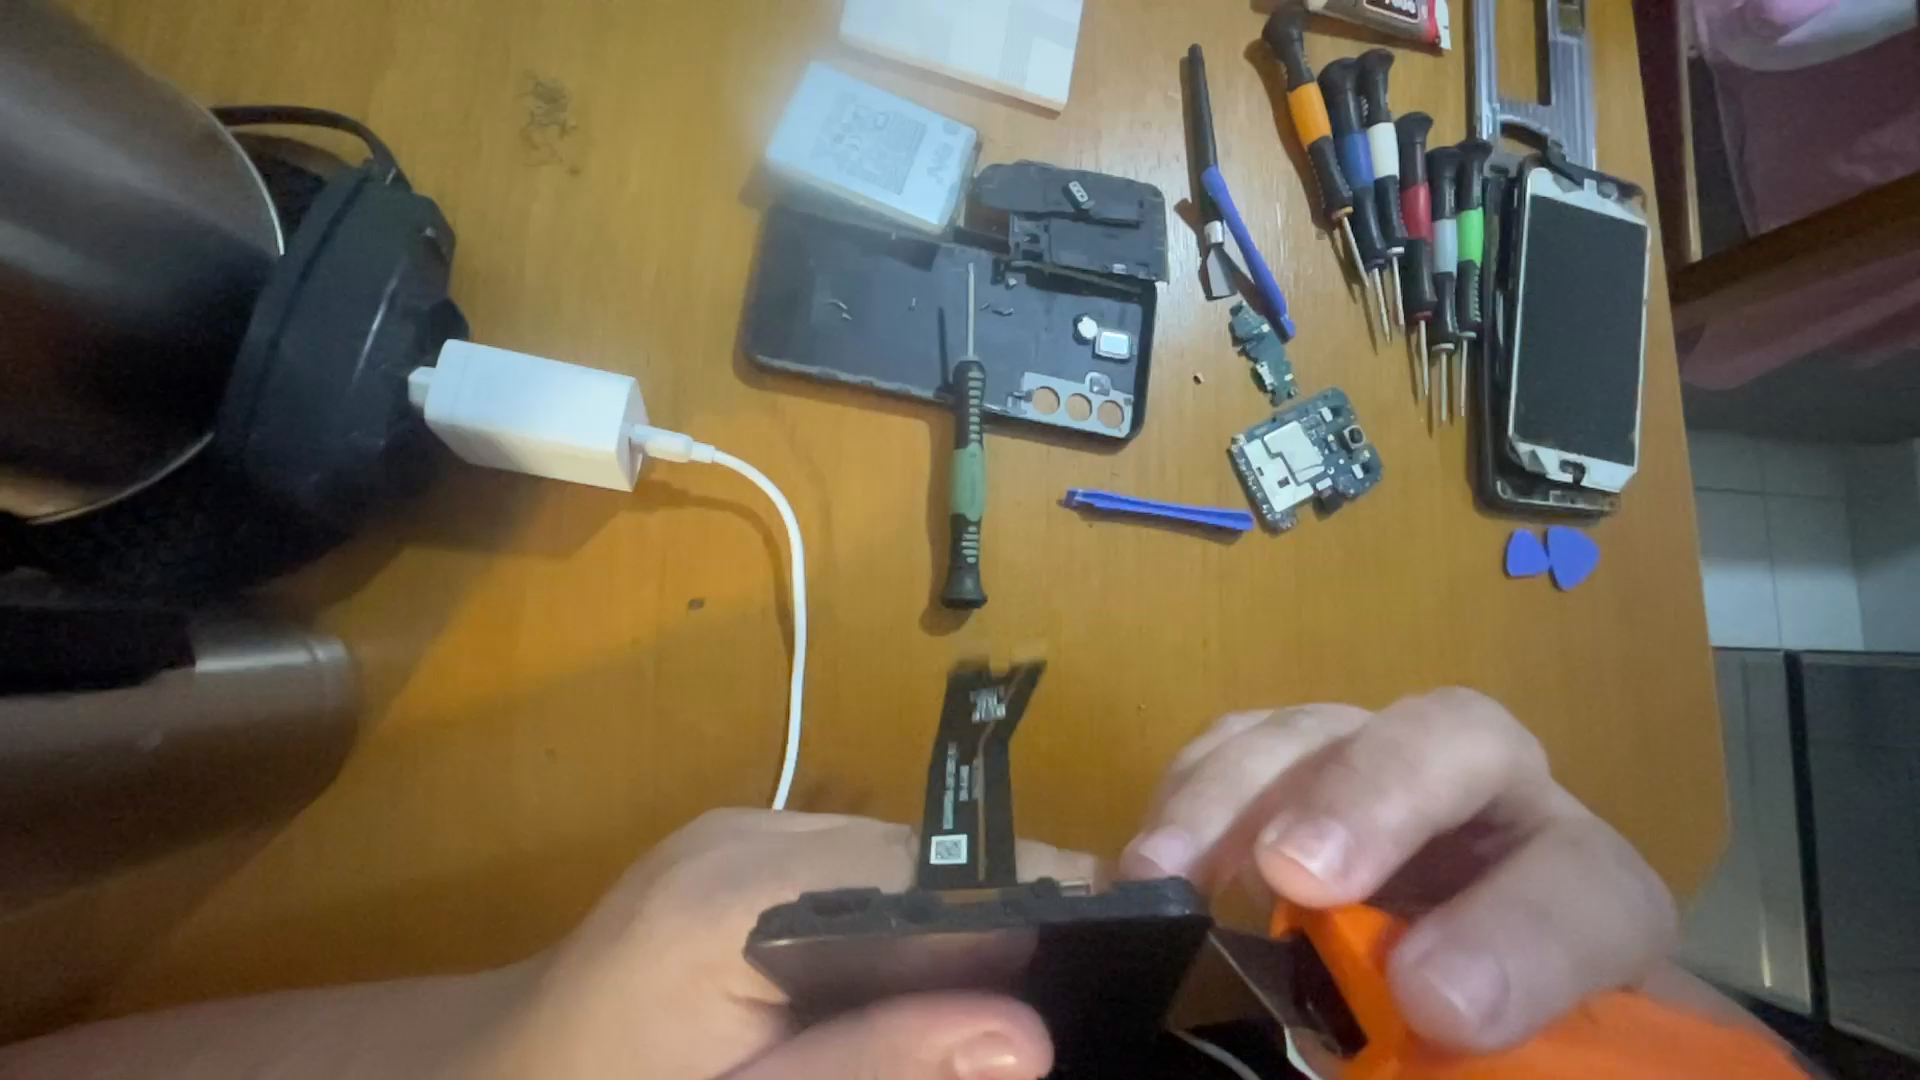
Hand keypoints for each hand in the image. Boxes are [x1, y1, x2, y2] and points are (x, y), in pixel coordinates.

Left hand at [491, 809, 1095, 1079]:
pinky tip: (909, 973)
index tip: (1107, 925)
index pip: (916, 870)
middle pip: (909, 859)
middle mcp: (749, 834)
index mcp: (736, 893)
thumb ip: (877, 1068)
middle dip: (990, 910)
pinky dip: (893, 920)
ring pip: (885, 864)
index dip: (1016, 897)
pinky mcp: (735, 856)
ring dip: (944, 918)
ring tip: (1008, 978)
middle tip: (1072, 971)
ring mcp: (739, 835)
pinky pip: (846, 875)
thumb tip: (1025, 1036)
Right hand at [1118, 689, 1677, 1052]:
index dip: (1516, 937)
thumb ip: (1489, 1066)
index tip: (1433, 1005)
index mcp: (1577, 880)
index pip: (1581, 885)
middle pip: (1446, 738)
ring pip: (1309, 730)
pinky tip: (1149, 857)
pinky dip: (1184, 793)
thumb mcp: (1511, 1066)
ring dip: (1230, 794)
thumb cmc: (1474, 1023)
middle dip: (1366, 799)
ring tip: (1165, 872)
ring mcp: (1367, 753)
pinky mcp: (1282, 753)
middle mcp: (1478, 790)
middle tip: (1291, 875)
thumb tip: (1405, 1053)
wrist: (1428, 955)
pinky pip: (1229, 741)